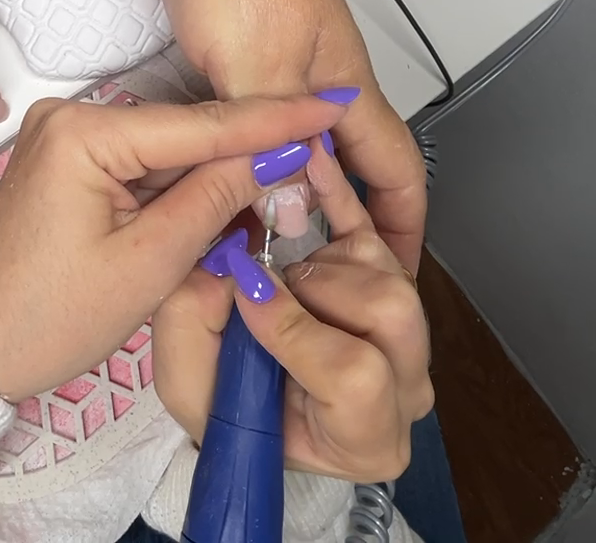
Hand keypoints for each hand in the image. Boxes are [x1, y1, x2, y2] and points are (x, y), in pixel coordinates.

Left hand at [0, 92, 348, 400]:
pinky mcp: (71, 156)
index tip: (333, 100)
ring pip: (167, 145)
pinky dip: (184, 178)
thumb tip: (275, 157)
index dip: (273, 116)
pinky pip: (142, 159)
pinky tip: (232, 185)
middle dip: (252, 143)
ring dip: (221, 163)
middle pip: (184, 129)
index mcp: (83, 134)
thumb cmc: (51, 318)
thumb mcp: (148, 264)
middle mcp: (71, 116)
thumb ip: (213, 200)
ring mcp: (68, 133)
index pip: (199, 123)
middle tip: (324, 140)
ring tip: (292, 167)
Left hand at [149, 0, 427, 269]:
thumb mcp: (258, 59)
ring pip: (289, 145)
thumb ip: (278, 136)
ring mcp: (274, 65)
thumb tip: (297, 214)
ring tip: (254, 243)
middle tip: (304, 277)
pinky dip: (241, 155)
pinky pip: (249, 122)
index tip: (391, 279)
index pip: (394, 168)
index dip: (401, 225)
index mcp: (343, 85)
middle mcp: (317, 81)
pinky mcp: (235, 52)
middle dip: (334, 221)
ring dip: (281, 190)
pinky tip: (216, 179)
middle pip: (341, 165)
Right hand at [154, 142, 433, 482]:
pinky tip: (312, 157)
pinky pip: (375, 229)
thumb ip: (197, 322)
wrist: (241, 389)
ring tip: (277, 262)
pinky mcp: (388, 279)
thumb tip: (231, 258)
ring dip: (320, 259)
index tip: (243, 293)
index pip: (357, 376)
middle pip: (389, 314)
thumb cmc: (220, 401)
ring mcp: (408, 336)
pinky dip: (340, 192)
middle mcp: (404, 390)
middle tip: (263, 276)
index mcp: (362, 438)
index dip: (295, 326)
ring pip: (389, 275)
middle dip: (313, 285)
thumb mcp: (187, 383)